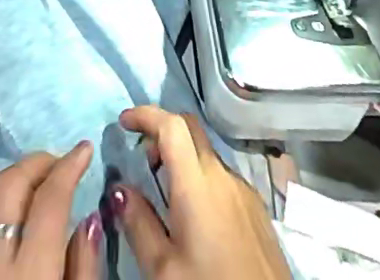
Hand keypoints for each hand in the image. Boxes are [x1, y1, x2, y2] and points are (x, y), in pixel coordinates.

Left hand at [0, 142, 101, 279]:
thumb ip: (83, 268)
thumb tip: (90, 217)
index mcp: (32, 270)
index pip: (51, 202)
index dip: (69, 168)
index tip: (84, 148)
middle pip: (11, 186)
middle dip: (37, 164)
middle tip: (57, 162)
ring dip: (6, 177)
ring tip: (27, 180)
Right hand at [108, 106, 289, 279]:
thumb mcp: (163, 269)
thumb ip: (138, 222)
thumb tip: (120, 189)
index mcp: (198, 184)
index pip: (171, 124)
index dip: (145, 114)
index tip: (123, 123)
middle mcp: (224, 178)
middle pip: (191, 129)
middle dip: (161, 130)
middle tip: (141, 157)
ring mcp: (246, 195)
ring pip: (207, 154)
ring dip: (181, 157)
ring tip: (163, 191)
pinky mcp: (259, 214)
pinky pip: (222, 178)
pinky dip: (200, 177)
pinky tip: (193, 215)